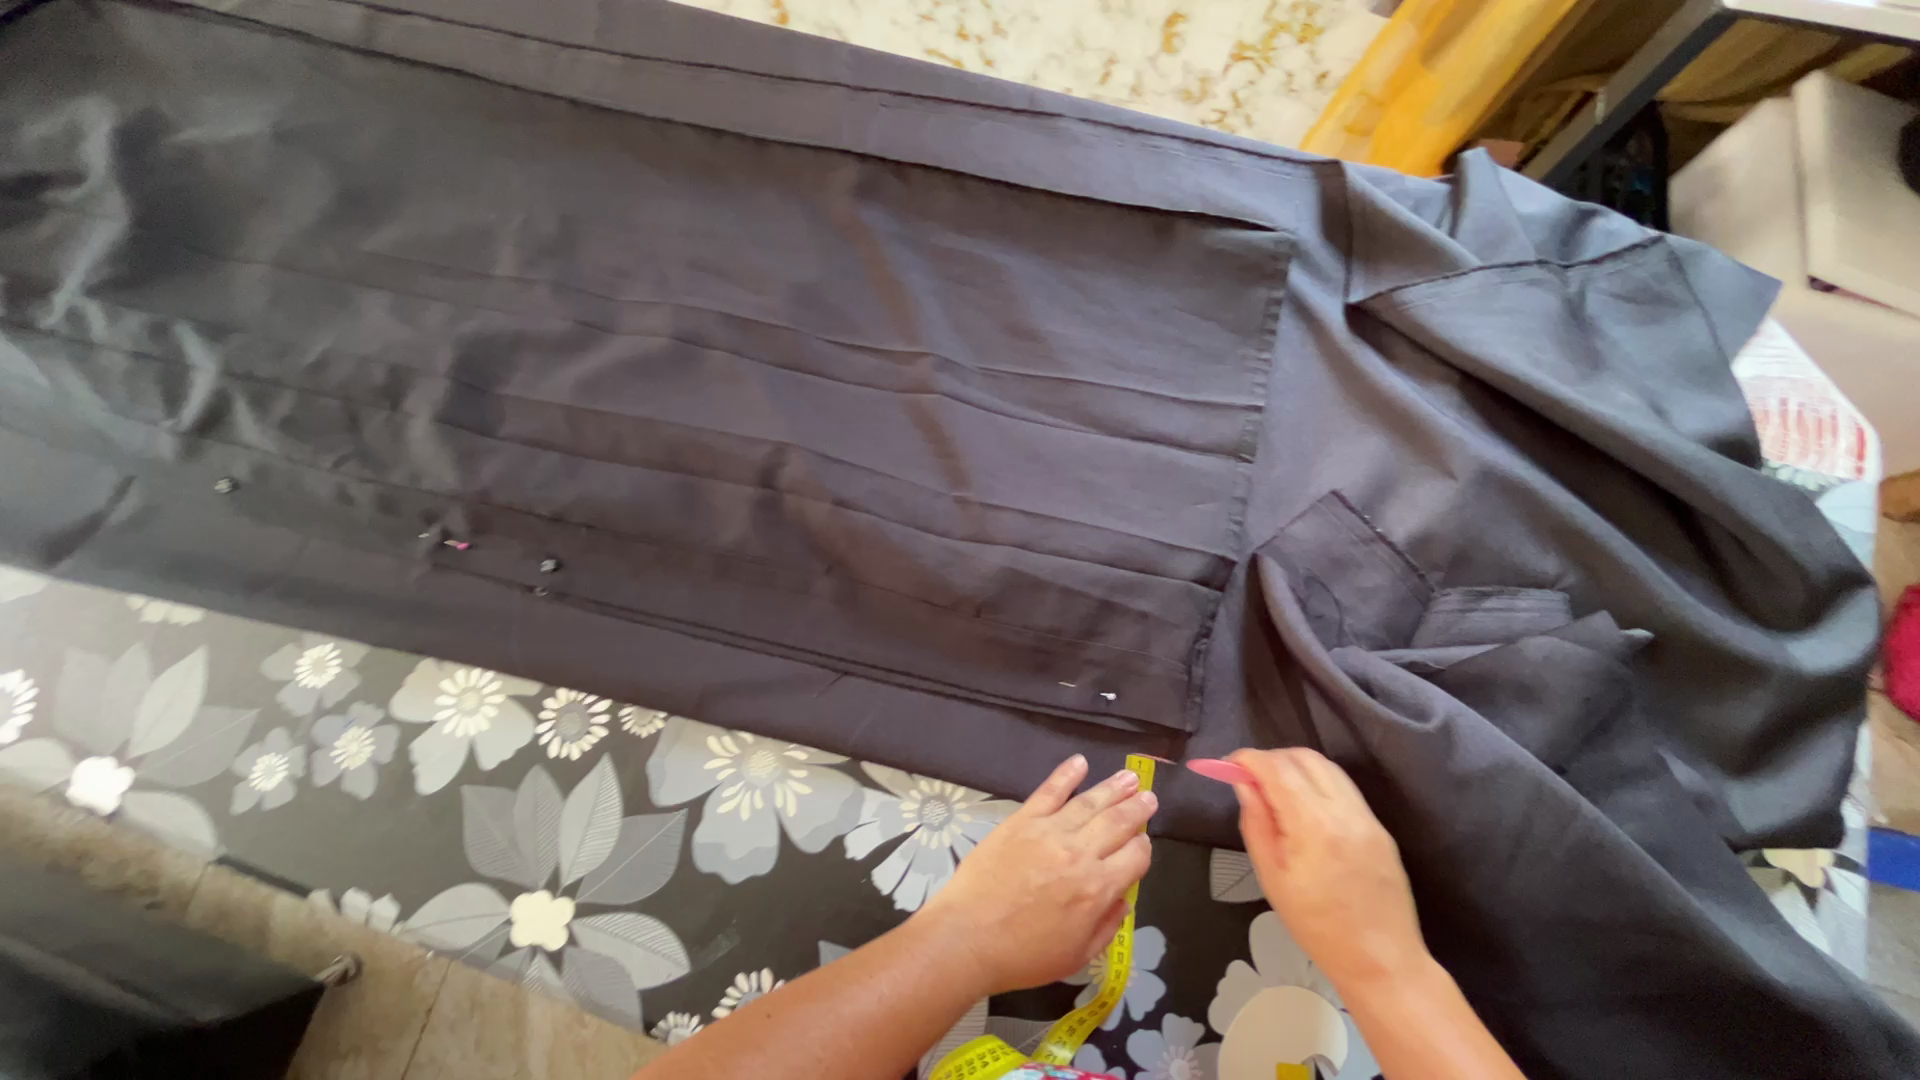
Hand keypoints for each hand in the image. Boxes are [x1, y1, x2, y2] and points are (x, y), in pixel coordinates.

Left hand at [913, 754, 1155, 995]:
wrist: (968, 938)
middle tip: (1149, 796)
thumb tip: (1123, 899)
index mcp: (1097, 889)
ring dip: (1113, 787)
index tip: (1143, 841)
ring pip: (1089, 802)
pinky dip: (1066, 774)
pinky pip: (1049, 791)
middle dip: (1137, 809)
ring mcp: (1049, 832)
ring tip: (1129, 776)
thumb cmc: (1023, 956)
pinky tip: (1079, 762)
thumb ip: (1107, 926)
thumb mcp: (1077, 956)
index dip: (1143, 847)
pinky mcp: (1021, 820)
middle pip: (1117, 822)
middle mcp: (1079, 853)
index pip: (1135, 856)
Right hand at [1230, 748, 1426, 988]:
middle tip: (1249, 779)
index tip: (1227, 766)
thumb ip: (1256, 822)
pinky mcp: (1379, 827)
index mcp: (1314, 825)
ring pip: (1326, 766)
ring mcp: (1367, 817)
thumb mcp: (1271, 876)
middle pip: (1303, 757)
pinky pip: (1343, 786)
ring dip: (1294, 766)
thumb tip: (1243, 784)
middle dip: (1270, 758)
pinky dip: (1317, 781)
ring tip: (1274, 789)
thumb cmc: (1315, 925)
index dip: (1247, 759)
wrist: (1381, 960)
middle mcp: (1344, 810)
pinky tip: (1303, 805)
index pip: (1276, 768)